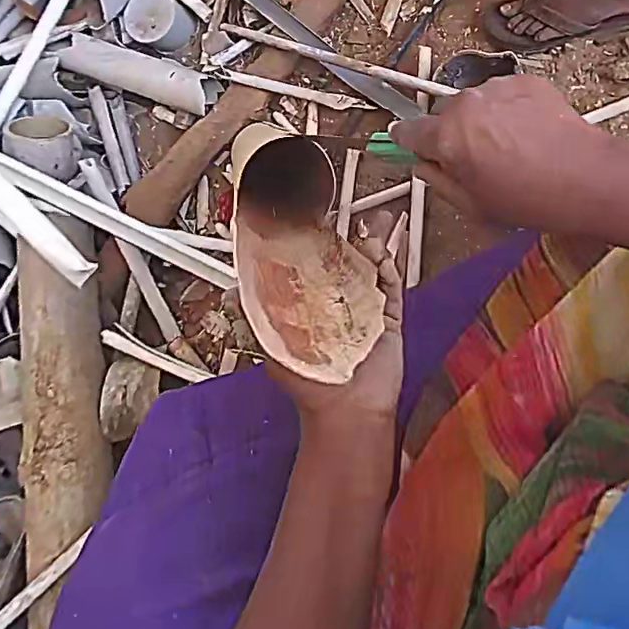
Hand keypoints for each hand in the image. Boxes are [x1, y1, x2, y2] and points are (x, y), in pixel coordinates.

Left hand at [265, 215, 405, 430]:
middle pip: (349, 258)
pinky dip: (391, 271)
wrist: (346, 412)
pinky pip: (393, 288)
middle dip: (353, 236)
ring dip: (374, 247)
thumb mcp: (275, 344)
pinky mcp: (390, 318)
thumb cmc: (309, 382)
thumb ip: (258, 315)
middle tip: (355, 217)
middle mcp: (342, 299)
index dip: (319, 239)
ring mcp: (368, 306)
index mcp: (314, 301)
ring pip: (373, 268)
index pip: (317, 262)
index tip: (319, 217)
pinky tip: (385, 258)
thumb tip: (235, 288)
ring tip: (373, 230)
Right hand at [390, 75, 615, 231]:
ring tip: (511, 147)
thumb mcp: (474, 204)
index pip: (408, 130)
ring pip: (474, 103)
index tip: (407, 142)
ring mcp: (496, 89)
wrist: (588, 178)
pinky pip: (503, 94)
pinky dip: (509, 109)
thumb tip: (423, 166)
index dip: (406, 140)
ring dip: (482, 119)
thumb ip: (438, 181)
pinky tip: (529, 132)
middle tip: (476, 158)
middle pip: (443, 115)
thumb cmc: (531, 199)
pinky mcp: (524, 81)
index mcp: (446, 137)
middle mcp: (465, 105)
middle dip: (452, 133)